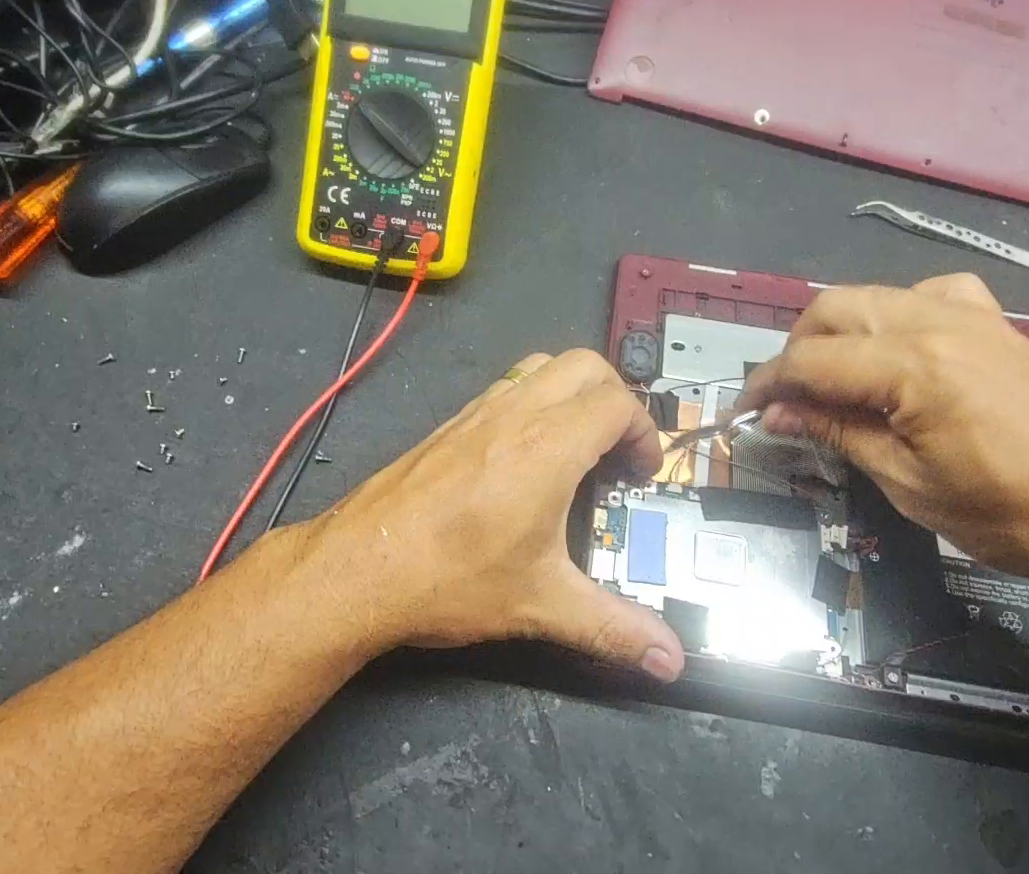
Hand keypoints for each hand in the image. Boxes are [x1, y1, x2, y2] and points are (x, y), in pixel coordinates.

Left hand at [296, 349, 684, 680]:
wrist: (358, 569)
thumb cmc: (453, 579)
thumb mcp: (542, 605)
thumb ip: (614, 627)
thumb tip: (671, 662)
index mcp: (548, 446)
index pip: (617, 404)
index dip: (644, 434)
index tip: (642, 475)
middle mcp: (514, 414)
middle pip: (584, 365)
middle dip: (616, 398)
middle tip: (618, 451)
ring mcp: (476, 413)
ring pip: (540, 367)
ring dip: (572, 392)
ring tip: (577, 447)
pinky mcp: (449, 425)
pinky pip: (505, 387)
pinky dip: (533, 401)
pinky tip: (524, 458)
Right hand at [736, 275, 1028, 587]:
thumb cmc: (1004, 513)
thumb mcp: (903, 480)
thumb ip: (836, 431)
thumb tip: (776, 412)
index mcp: (913, 366)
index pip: (811, 360)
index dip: (766, 384)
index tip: (743, 410)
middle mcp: (938, 323)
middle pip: (834, 310)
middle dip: (796, 350)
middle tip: (789, 399)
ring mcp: (973, 316)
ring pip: (875, 295)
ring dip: (838, 329)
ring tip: (834, 376)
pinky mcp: (998, 324)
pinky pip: (932, 293)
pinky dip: (897, 311)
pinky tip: (901, 345)